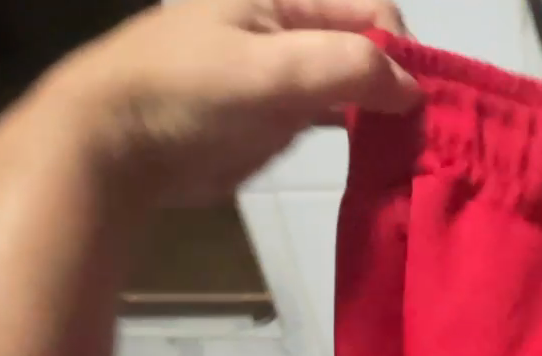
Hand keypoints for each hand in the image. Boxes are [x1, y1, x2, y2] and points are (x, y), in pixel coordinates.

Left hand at [30, 0, 418, 205]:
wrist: (124, 146)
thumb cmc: (191, 96)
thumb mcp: (271, 72)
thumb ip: (346, 69)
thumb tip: (412, 89)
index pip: (371, 9)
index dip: (401, 53)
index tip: (413, 107)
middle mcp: (289, 25)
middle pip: (368, 44)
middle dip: (397, 83)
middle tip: (418, 134)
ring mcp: (286, 71)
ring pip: (357, 81)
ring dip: (384, 111)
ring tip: (407, 148)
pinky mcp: (282, 113)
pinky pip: (338, 113)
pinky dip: (363, 131)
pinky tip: (379, 154)